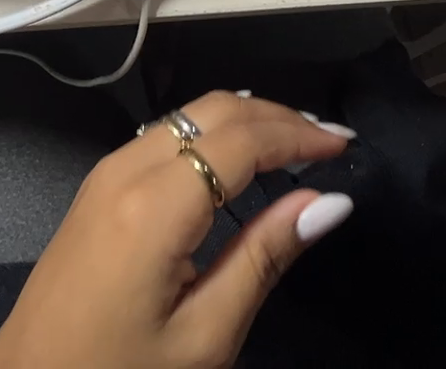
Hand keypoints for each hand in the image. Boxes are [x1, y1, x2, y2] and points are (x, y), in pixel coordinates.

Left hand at [0, 91, 357, 368]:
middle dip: (275, 115)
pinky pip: (167, 132)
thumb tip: (327, 204)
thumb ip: (264, 258)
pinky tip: (240, 157)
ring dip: (245, 118)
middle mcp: (127, 166)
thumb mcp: (204, 335)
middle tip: (327, 140)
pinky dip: (213, 132)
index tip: (344, 144)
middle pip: (213, 110)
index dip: (297, 133)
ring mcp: (108, 168)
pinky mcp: (101, 180)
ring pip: (189, 114)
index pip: (240, 140)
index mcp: (155, 204)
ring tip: (296, 144)